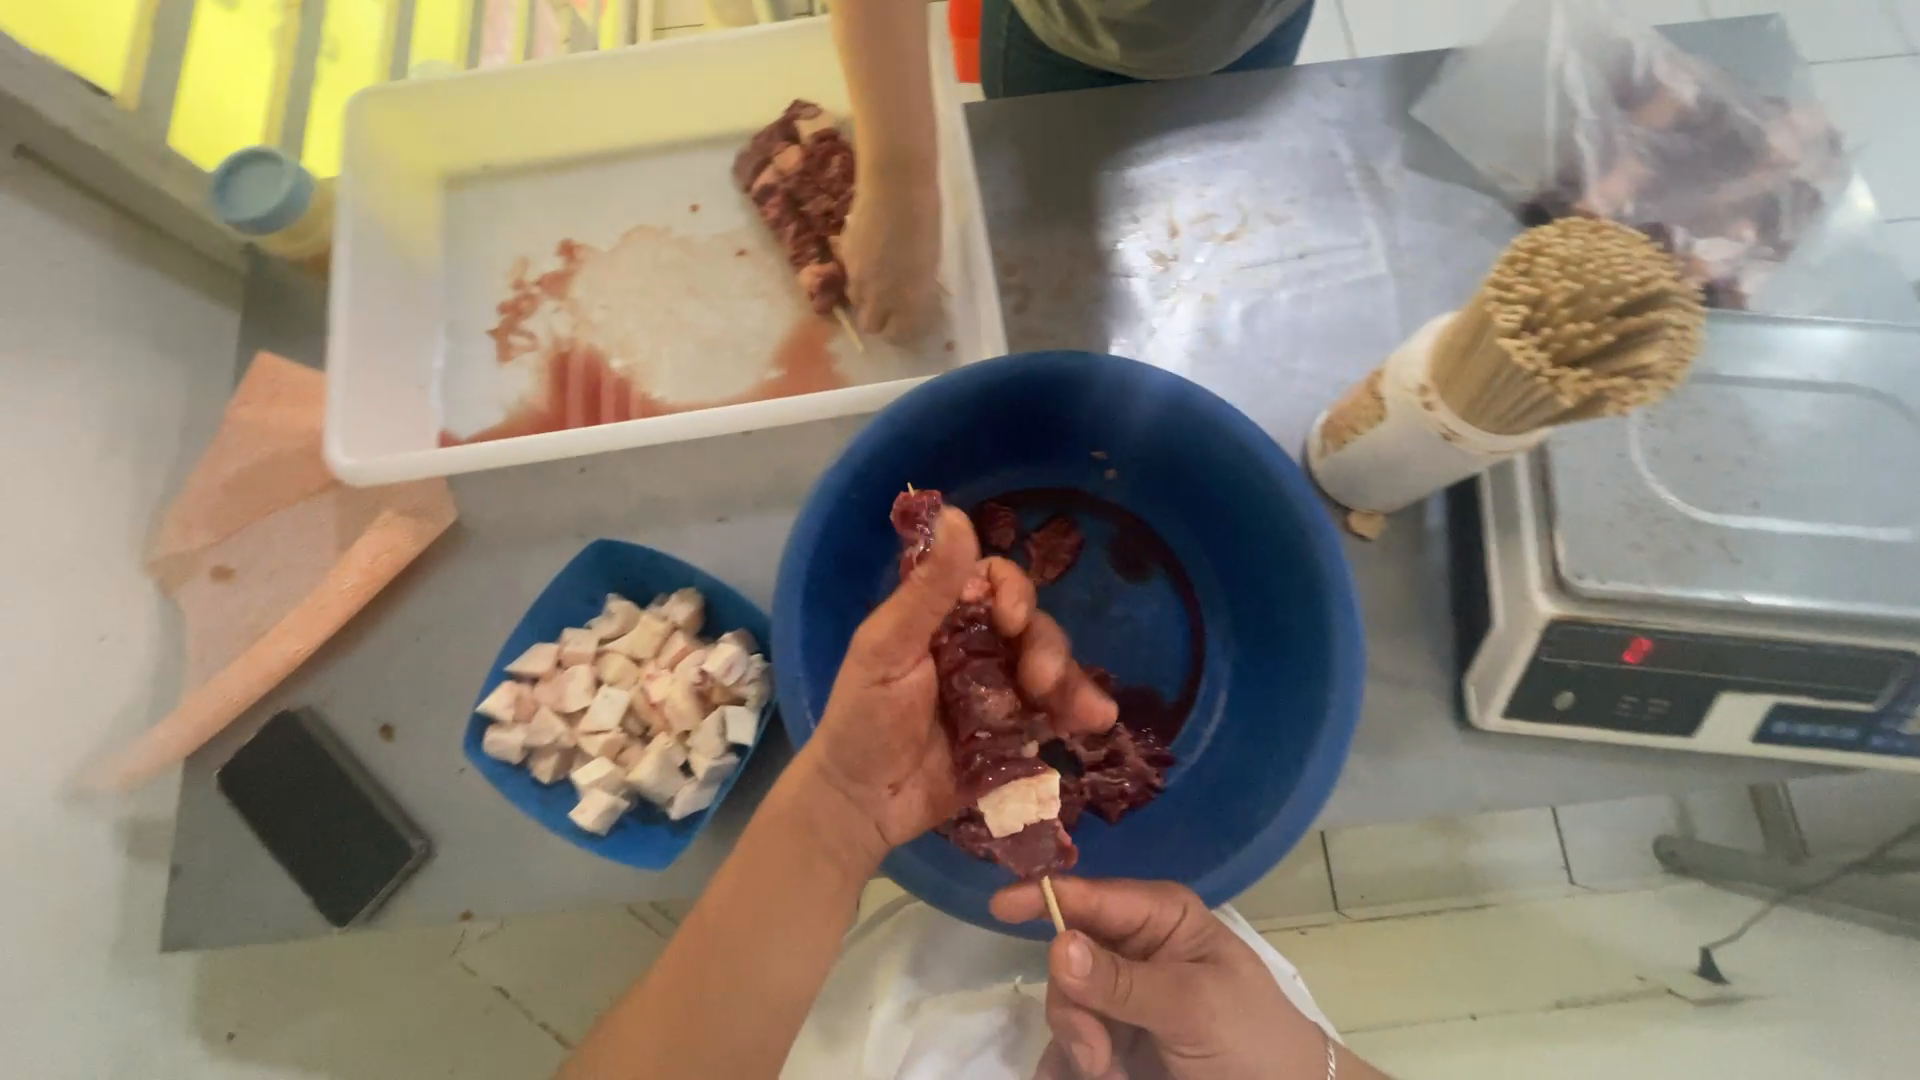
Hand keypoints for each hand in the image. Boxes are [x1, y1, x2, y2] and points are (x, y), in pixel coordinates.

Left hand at [801, 507, 1117, 861]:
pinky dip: (1079, 712)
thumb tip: (956, 513)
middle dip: (1046, 647)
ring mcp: (1000, 690)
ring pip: (1052, 666)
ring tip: (1084, 713)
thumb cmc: (864, 716)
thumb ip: (927, 588)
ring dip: (1073, 681)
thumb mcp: (887, 646)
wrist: (863, 803)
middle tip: (1040, 681)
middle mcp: (978, 645)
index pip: (996, 581)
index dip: (1014, 593)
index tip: (1010, 621)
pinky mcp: (1015, 731)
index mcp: (945, 617)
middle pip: (1032, 625)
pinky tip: (1096, 722)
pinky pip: (1055, 712)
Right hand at [842, 165, 940, 339]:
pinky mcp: (845, 257)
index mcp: (908, 300)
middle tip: (889, 306)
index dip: (901, 331)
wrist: (895, 184)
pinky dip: (857, 274)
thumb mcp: (931, 262)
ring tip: (878, 278)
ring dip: (866, 298)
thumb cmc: (926, 219)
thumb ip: (918, 288)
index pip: (897, 334)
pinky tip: (869, 255)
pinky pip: (849, 276)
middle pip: (870, 326)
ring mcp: (859, 277)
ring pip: (856, 302)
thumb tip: (912, 298)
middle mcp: (880, 296)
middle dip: (879, 320)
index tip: (907, 321)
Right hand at [992, 878, 1342, 1079]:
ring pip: (1067, 1005)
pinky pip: (1073, 1044)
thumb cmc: (1253, 1041)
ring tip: (1115, 1077)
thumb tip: (1057, 946)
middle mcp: (1134, 946)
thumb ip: (1122, 981)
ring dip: (1081, 1045)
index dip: (1042, 896)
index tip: (997, 908)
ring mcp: (1124, 994)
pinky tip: (1086, 1078)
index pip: (1088, 896)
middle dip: (1075, 1009)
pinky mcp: (1118, 1038)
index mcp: (1158, 916)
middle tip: (1099, 1057)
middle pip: (1068, 958)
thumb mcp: (1191, 1007)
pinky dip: (1071, 1065)